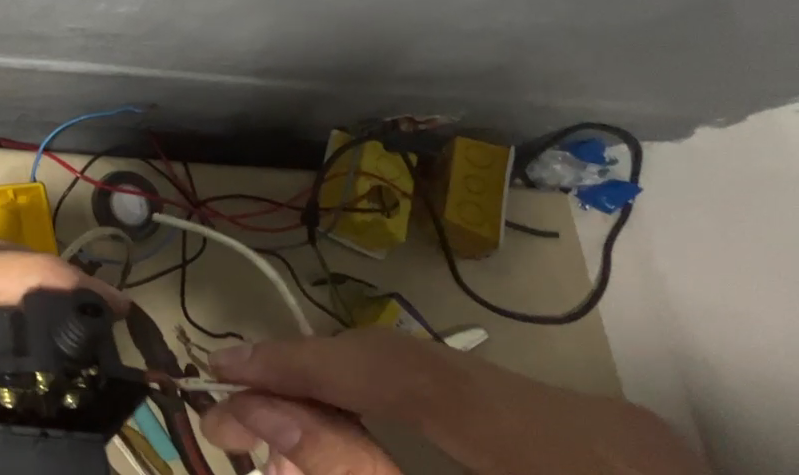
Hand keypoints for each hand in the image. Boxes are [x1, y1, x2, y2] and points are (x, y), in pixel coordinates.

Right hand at [200, 329, 709, 474]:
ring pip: (439, 380)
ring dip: (351, 394)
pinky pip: (471, 403)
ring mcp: (604, 427)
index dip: (303, 362)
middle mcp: (594, 418)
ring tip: (279, 417)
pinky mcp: (598, 443)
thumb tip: (257, 408)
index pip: (404, 370)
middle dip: (314, 380)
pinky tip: (354, 424)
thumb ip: (352, 473)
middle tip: (232, 404)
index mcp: (571, 452)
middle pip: (415, 368)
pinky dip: (401, 409)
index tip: (221, 368)